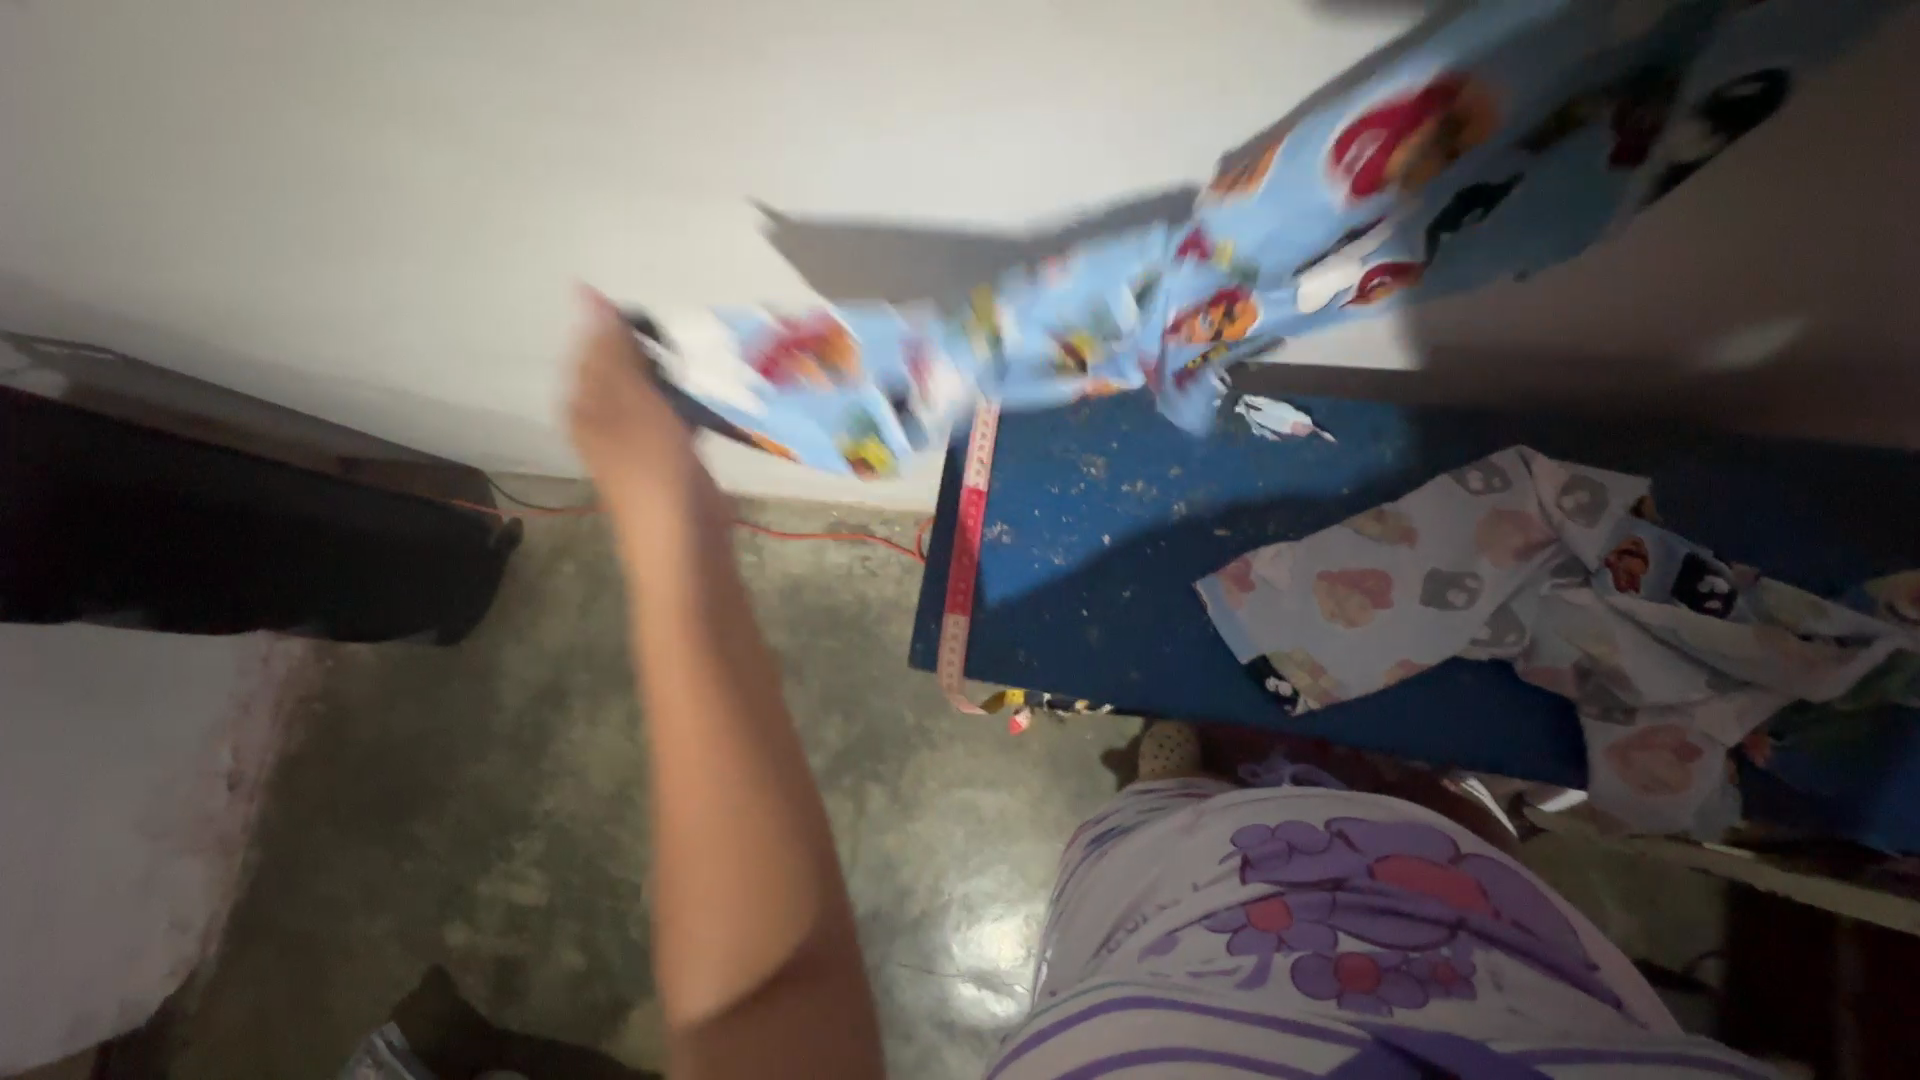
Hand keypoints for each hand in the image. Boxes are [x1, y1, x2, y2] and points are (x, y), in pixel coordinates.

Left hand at [566, 286, 724, 535]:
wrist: (685, 543)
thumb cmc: (655, 471)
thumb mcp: (632, 402)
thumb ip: (614, 350)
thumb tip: (582, 291)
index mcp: (584, 403)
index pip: (595, 345)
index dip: (627, 328)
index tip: (666, 321)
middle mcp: (605, 419)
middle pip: (626, 367)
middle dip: (657, 350)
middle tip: (693, 339)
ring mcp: (640, 440)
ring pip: (655, 391)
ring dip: (678, 375)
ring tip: (707, 359)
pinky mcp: (672, 457)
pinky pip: (678, 416)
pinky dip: (692, 403)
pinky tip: (713, 396)